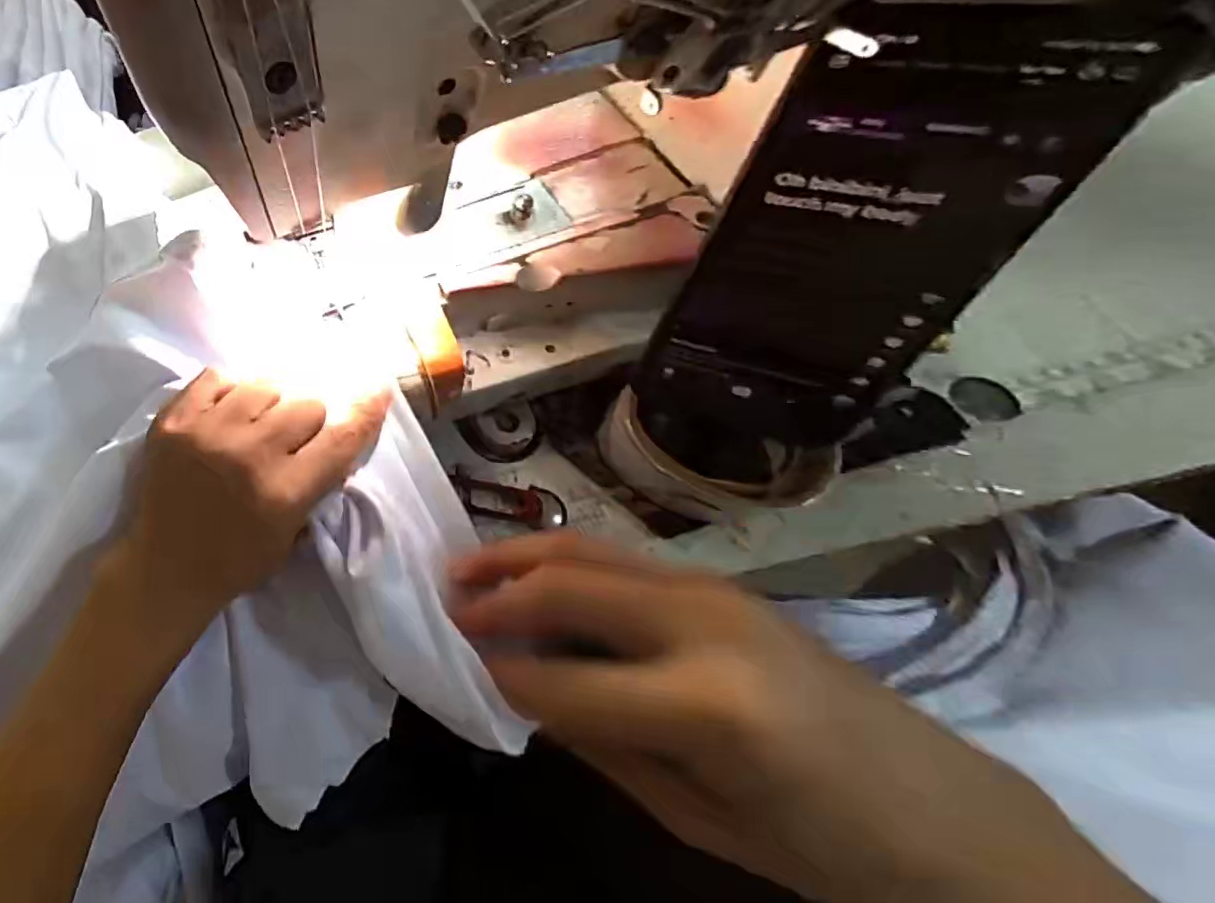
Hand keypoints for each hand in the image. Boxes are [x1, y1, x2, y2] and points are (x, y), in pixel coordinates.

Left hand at [110, 369, 389, 635]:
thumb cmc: (234, 561)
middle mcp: (249, 454)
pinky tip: (226, 411)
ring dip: (270, 404)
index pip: (341, 437)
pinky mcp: (173, 421)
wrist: (163, 568)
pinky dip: (229, 390)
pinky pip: (216, 377)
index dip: (366, 410)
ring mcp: (207, 432)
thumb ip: (316, 487)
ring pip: (265, 385)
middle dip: (308, 421)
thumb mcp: (290, 535)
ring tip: (256, 423)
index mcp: (283, 492)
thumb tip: (334, 441)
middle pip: (306, 404)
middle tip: (291, 439)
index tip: (377, 389)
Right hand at [450, 532, 1151, 902]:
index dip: (499, 671)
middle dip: (494, 590)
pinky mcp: (716, 580)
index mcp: (708, 705)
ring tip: (468, 566)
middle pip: (567, 584)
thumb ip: (598, 742)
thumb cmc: (821, 843)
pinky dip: (560, 558)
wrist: (946, 815)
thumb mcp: (695, 817)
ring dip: (518, 554)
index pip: (563, 679)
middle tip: (445, 598)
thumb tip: (519, 690)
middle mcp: (705, 623)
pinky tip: (532, 570)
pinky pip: (616, 555)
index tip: (455, 662)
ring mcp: (712, 588)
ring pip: (586, 549)